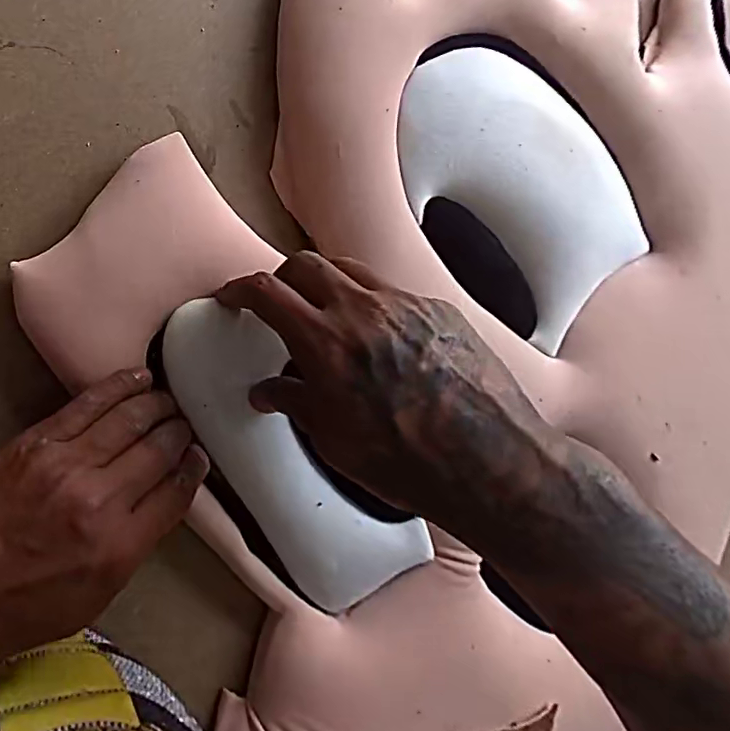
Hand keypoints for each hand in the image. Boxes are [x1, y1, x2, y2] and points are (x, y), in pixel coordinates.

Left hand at [0, 369, 208, 671]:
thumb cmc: (25, 606)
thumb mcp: (97, 596)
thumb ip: (134, 543)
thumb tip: (160, 497)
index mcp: (119, 546)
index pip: (175, 493)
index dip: (193, 470)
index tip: (198, 456)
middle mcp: (98, 499)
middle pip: (156, 450)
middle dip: (177, 432)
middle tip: (185, 421)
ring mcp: (65, 464)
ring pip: (126, 420)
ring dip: (154, 404)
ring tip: (167, 397)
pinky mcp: (37, 441)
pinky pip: (86, 404)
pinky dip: (116, 387)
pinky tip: (136, 378)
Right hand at [215, 252, 564, 546]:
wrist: (495, 467)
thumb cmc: (413, 460)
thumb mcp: (331, 438)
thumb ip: (293, 402)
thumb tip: (269, 392)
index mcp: (324, 341)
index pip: (264, 291)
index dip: (239, 289)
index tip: (233, 296)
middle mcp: (361, 311)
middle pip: (304, 263)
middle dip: (281, 277)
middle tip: (277, 300)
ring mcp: (404, 305)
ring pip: (348, 268)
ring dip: (325, 281)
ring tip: (324, 311)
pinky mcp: (438, 311)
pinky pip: (390, 290)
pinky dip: (369, 301)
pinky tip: (376, 335)